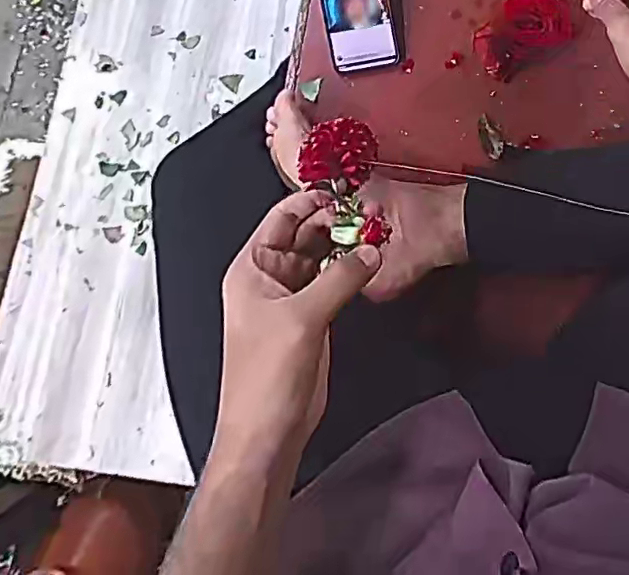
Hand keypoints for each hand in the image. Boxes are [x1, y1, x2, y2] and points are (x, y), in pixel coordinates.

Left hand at [212, 191, 380, 465]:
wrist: (267, 434)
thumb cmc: (266, 376)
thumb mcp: (303, 318)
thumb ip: (341, 278)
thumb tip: (372, 250)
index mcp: (252, 269)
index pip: (281, 218)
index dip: (310, 201)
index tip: (344, 194)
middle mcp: (270, 277)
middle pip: (305, 234)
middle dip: (336, 222)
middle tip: (369, 213)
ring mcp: (292, 296)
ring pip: (322, 256)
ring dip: (346, 245)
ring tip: (376, 232)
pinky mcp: (312, 314)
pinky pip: (333, 279)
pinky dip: (351, 269)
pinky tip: (372, 261)